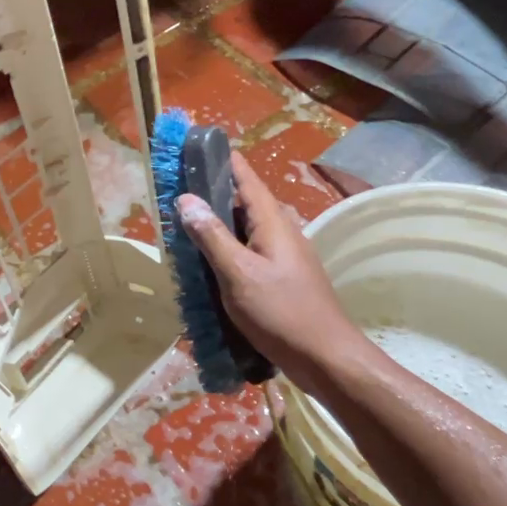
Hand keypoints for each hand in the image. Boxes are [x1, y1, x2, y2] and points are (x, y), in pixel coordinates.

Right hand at [176, 153, 367, 386]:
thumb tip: (186, 199)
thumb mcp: (238, 274)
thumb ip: (212, 236)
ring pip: (248, 227)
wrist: (328, 361)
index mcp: (273, 222)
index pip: (246, 178)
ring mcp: (286, 255)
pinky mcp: (284, 277)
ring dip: (220, 222)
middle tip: (178, 189)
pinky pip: (251, 249)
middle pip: (246, 200)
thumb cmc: (282, 313)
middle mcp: (283, 232)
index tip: (195, 144)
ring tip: (187, 225)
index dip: (222, 159)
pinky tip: (210, 262)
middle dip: (214, 192)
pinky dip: (229, 246)